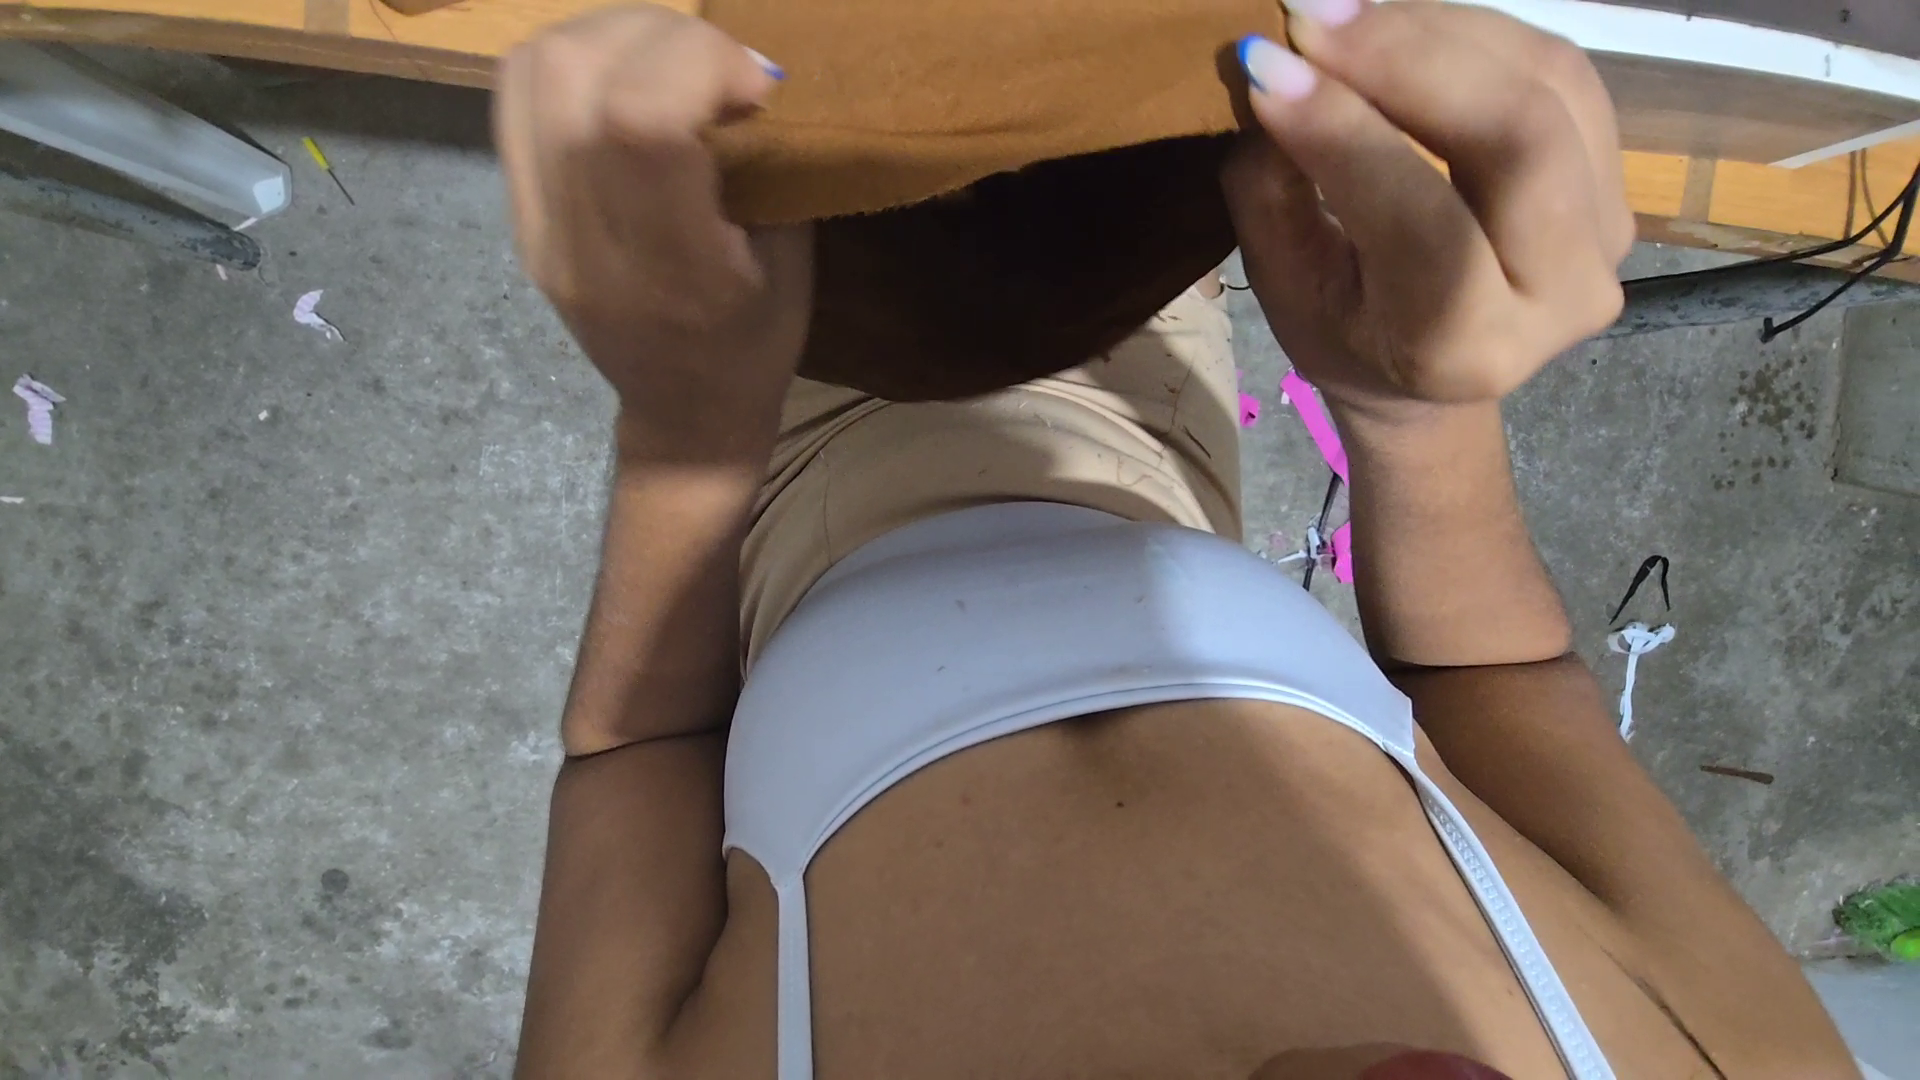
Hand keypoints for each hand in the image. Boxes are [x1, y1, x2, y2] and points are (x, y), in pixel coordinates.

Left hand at [494, 4, 811, 443]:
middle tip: (716, 65)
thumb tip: (746, 78)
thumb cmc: (753, 351)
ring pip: (534, 70)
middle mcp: (588, 246)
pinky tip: (624, 86)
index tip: (754, 86)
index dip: (700, 62)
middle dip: (660, 32)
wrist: (684, 415)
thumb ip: (765, 167)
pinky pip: (519, 101)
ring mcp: (539, 232)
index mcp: (674, 272)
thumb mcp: (789, 266)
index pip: (643, 118)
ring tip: (668, 63)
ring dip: (611, 36)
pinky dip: (574, 65)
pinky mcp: (519, 219)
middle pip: (575, 72)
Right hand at [1222, 0, 1632, 418]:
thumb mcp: (1288, 293)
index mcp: (1462, 347)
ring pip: (1547, 86)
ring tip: (1345, 15)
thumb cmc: (1342, 345)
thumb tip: (1274, 80)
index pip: (1413, 216)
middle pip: (1512, 133)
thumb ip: (1275, 199)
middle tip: (1312, 15)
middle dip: (1406, 57)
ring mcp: (1610, 236)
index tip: (1267, 66)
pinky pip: (1564, 77)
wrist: (1426, 378)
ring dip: (1437, 32)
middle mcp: (1561, 296)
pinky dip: (1478, 36)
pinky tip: (1405, 27)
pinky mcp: (1623, 184)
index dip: (1340, 131)